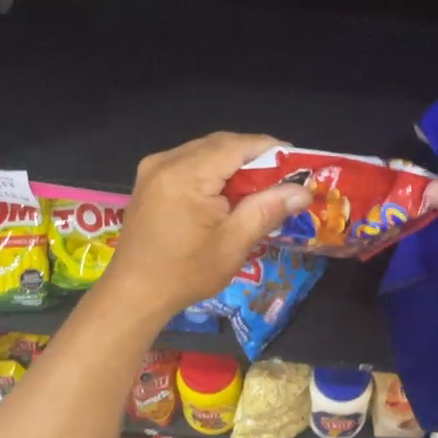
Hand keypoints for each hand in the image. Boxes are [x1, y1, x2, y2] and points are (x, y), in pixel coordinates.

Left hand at [104, 133, 312, 314]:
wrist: (134, 293)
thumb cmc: (185, 273)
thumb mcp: (233, 243)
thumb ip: (267, 210)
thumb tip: (303, 191)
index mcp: (185, 174)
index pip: (238, 146)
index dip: (271, 150)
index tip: (299, 164)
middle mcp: (166, 160)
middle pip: (221, 144)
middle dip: (254, 157)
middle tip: (284, 178)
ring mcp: (154, 167)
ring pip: (206, 151)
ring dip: (235, 164)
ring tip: (261, 187)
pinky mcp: (150, 179)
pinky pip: (190, 161)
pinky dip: (214, 170)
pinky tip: (229, 193)